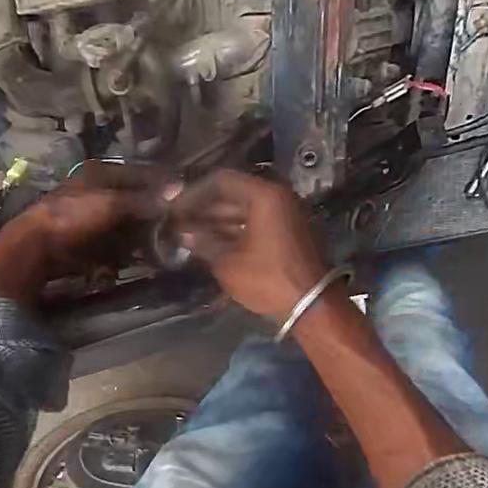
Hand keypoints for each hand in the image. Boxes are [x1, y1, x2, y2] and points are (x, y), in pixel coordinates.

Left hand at [0, 164, 171, 303]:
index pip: (142, 173)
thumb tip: (177, 192)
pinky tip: (143, 255)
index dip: (163, 184)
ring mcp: (92, 216)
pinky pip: (118, 242)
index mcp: (101, 172)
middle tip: (178, 225)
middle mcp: (98, 190)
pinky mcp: (89, 239)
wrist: (35, 249)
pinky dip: (130, 248)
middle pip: (136, 199)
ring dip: (145, 233)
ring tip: (165, 244)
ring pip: (129, 222)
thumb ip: (143, 200)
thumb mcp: (111, 205)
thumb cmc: (72, 218)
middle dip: (155, 213)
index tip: (185, 197)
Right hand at [170, 169, 330, 319]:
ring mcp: (284, 215)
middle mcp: (277, 198)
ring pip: (242, 211)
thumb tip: (184, 234)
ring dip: (216, 222)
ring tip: (190, 236)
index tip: (175, 207)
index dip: (193, 193)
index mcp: (264, 195)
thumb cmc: (268, 279)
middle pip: (232, 195)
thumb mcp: (228, 262)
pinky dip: (233, 231)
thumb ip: (203, 242)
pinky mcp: (286, 233)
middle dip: (203, 209)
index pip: (220, 181)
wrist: (312, 306)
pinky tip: (211, 244)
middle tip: (179, 223)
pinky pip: (254, 223)